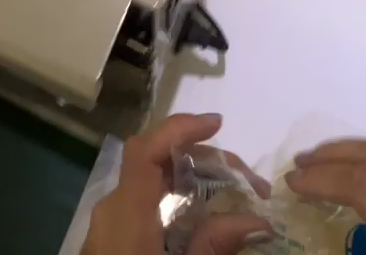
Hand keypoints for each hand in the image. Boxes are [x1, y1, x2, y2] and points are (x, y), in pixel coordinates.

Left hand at [83, 113, 272, 254]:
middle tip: (249, 182)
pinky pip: (146, 203)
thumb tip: (255, 219)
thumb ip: (214, 247)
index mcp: (127, 216)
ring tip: (235, 196)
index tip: (216, 123)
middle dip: (203, 160)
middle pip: (155, 163)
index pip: (146, 151)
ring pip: (152, 182)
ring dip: (193, 180)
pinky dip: (176, 199)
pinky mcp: (113, 239)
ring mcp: (109, 224)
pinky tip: (205, 217)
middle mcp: (113, 210)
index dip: (178, 128)